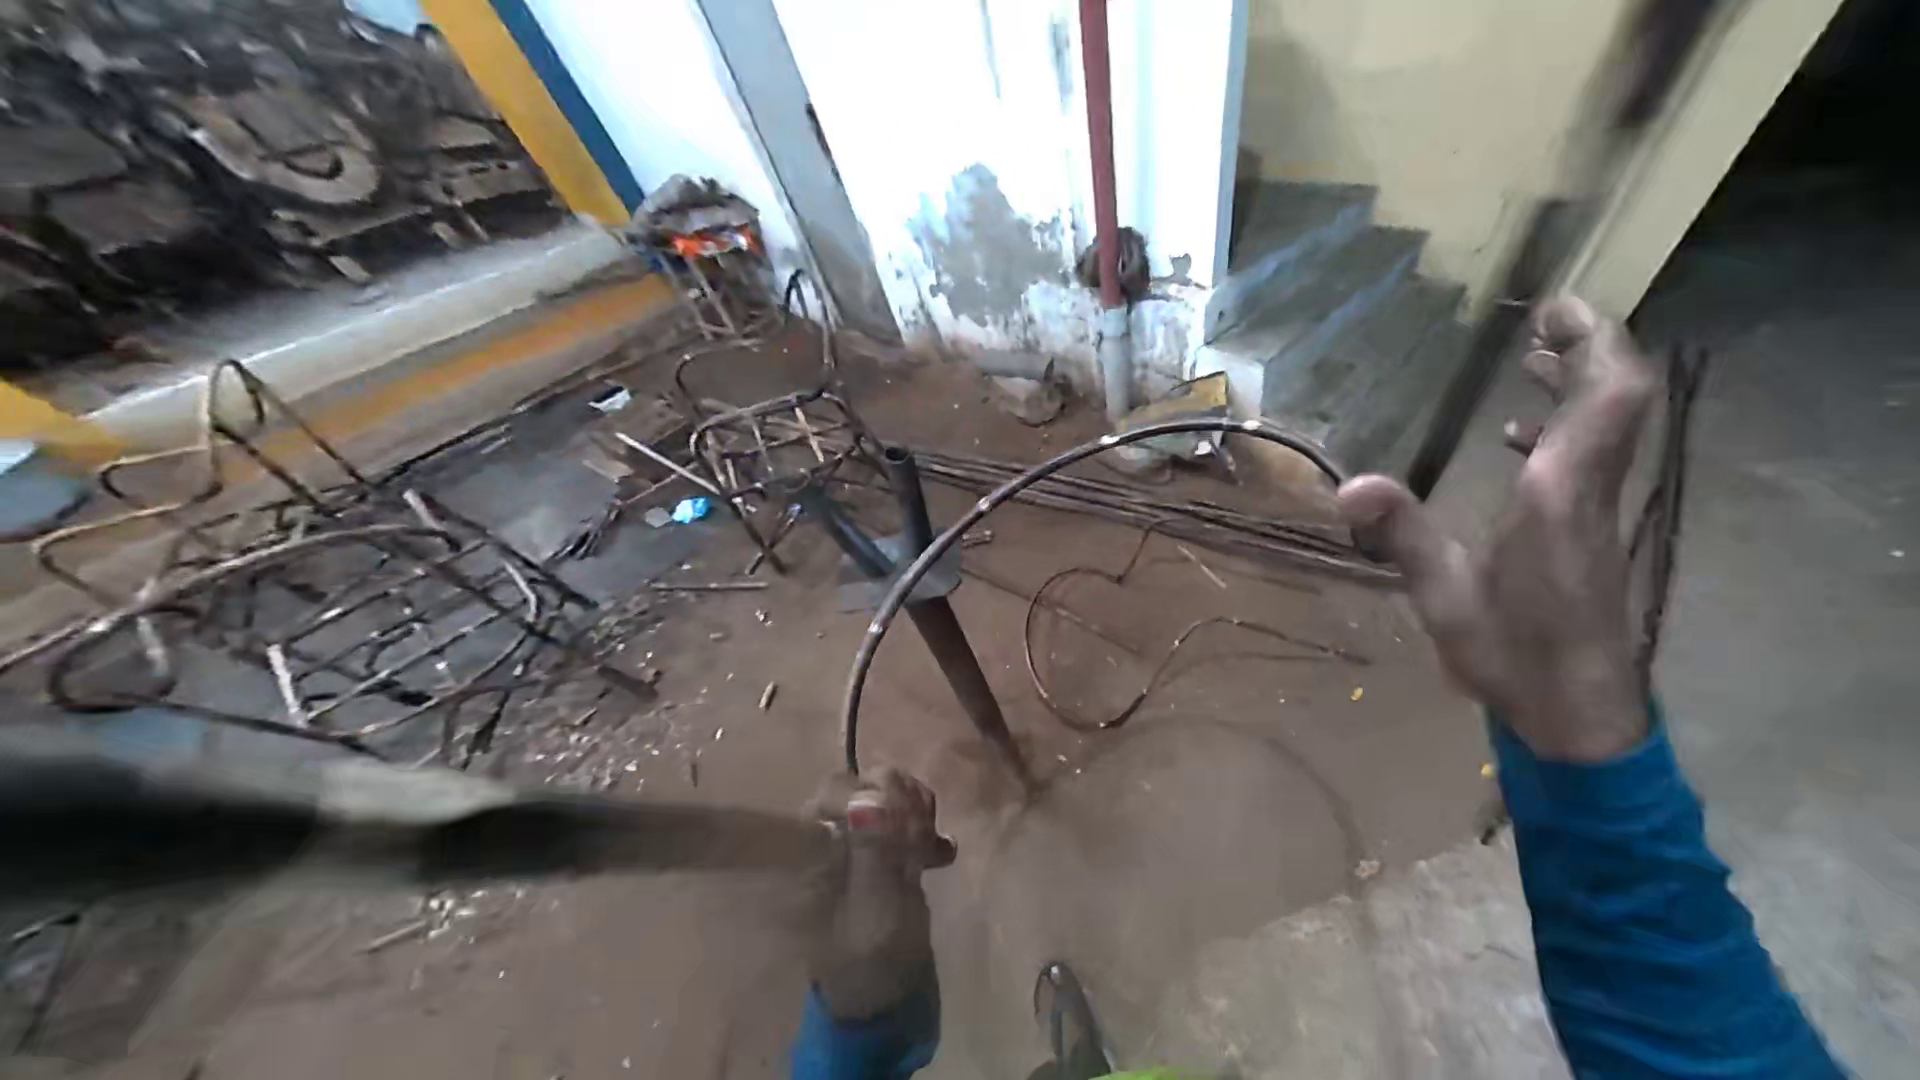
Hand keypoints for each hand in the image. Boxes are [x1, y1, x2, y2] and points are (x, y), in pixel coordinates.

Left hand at [805, 768, 944, 1019]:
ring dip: (915, 812)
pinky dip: (923, 826)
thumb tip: (868, 796)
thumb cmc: (871, 961)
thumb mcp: (874, 910)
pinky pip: (900, 815)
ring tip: (931, 845)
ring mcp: (852, 841)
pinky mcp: (878, 848)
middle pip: (859, 785)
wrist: (886, 1000)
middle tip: (924, 832)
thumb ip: (872, 851)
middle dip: (898, 801)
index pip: (831, 790)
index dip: (868, 791)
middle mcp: (825, 836)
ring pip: (883, 794)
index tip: (899, 815)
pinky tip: (940, 852)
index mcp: (810, 849)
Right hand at [1338, 296, 1657, 761]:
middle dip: (1588, 350)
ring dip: (1578, 386)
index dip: (1592, 343)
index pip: (1606, 399)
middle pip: (1618, 400)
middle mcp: (1588, 492)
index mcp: (1559, 496)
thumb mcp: (1442, 593)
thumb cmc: (1511, 651)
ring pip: (1608, 427)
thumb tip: (1345, 485)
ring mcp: (1593, 513)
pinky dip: (1561, 429)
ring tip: (1531, 360)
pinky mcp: (1585, 533)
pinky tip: (1516, 435)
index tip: (1556, 308)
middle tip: (1540, 321)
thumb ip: (1400, 533)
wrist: (1577, 710)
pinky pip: (1587, 459)